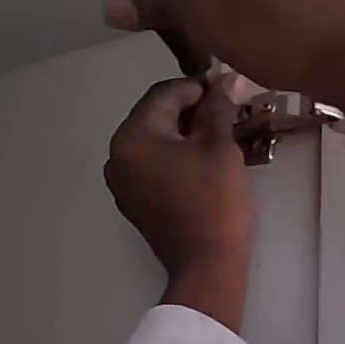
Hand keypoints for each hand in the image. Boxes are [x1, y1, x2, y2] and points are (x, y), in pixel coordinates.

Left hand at [105, 76, 252, 331]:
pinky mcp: (133, 203)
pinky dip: (173, 158)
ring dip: (183, 134)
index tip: (227, 91)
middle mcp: (117, 156)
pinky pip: (151, 167)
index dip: (198, 87)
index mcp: (132, 137)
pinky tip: (200, 164)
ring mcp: (121, 183)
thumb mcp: (219, 146)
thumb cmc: (214, 200)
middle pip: (154, 117)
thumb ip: (218, 107)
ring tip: (217, 138)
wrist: (206, 264)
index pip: (164, 94)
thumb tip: (227, 80)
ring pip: (153, 143)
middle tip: (226, 114)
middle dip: (190, 111)